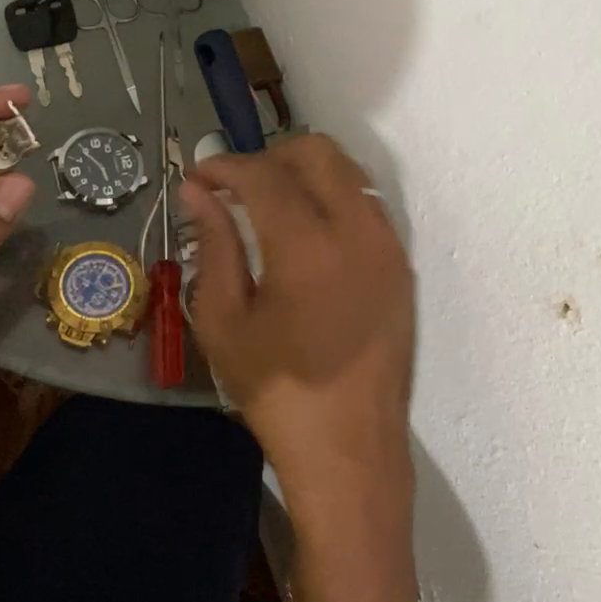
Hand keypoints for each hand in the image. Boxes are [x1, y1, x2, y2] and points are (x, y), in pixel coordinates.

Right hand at [180, 135, 415, 503]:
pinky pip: (369, 206)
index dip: (225, 166)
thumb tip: (198, 192)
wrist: (351, 448)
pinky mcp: (403, 268)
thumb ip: (214, 245)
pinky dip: (336, 199)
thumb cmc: (278, 394)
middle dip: (271, 155)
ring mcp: (389, 248)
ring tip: (270, 206)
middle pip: (318, 152)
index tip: (199, 178)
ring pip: (350, 173)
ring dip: (307, 174)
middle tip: (236, 187)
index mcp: (309, 247)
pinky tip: (309, 234)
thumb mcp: (225, 322)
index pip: (264, 174)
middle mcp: (359, 232)